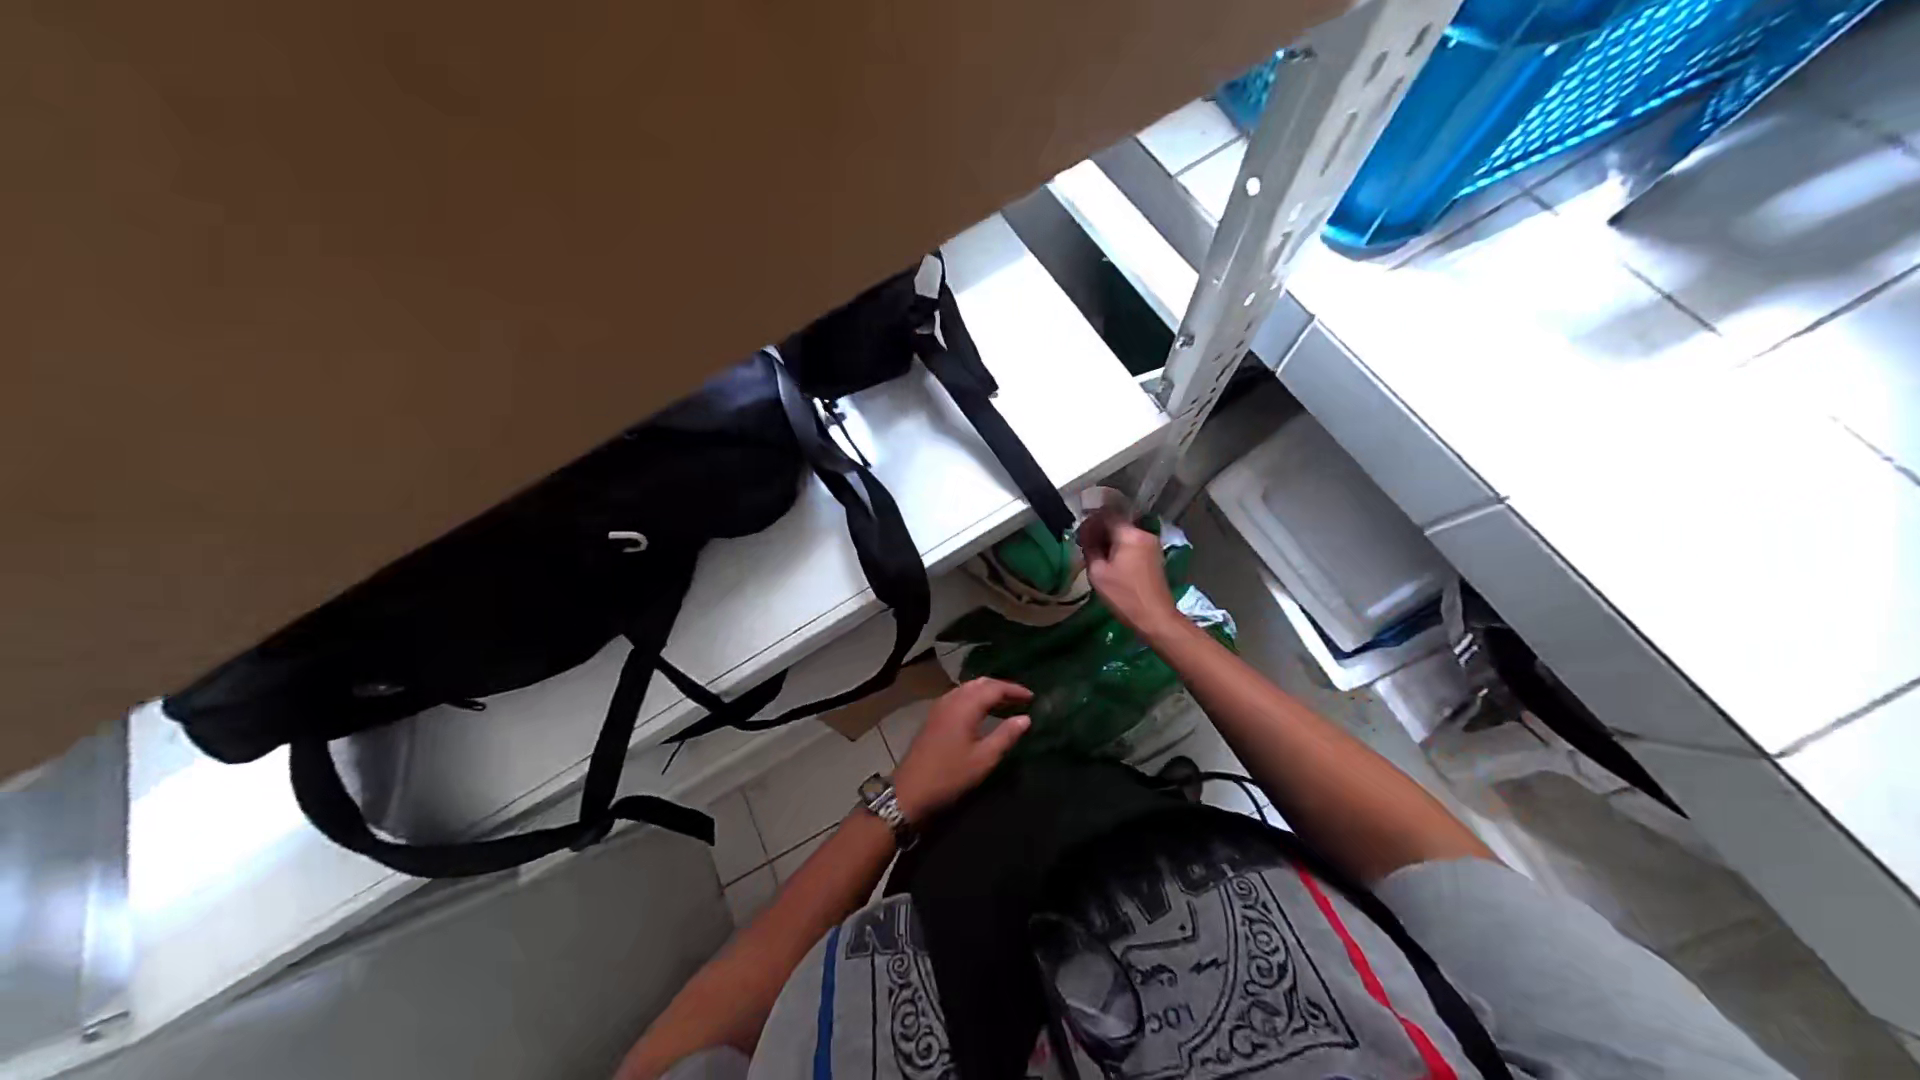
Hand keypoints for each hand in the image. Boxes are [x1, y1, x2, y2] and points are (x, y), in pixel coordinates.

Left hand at [891, 678, 1031, 824]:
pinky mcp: (934, 716)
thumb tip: (1025, 718)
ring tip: (1005, 705)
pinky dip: (975, 698)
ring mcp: (940, 707)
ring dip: (987, 692)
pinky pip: (959, 696)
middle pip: (980, 683)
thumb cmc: (950, 775)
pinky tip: (982, 712)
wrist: (910, 790)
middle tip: (1020, 699)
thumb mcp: (984, 759)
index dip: (1014, 690)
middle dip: (1001, 688)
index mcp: (965, 706)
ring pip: (968, 688)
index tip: (1032, 697)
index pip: (994, 688)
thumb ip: (1006, 735)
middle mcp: (952, 699)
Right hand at [1079, 515, 1181, 639]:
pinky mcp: (1155, 556)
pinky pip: (1133, 544)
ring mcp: (1152, 545)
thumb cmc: (1124, 596)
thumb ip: (1090, 549)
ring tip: (1095, 555)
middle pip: (1117, 523)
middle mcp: (1144, 534)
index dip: (1090, 521)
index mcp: (1130, 535)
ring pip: (1125, 534)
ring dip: (1109, 540)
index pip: (1107, 514)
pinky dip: (1120, 547)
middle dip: (1099, 531)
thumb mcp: (1098, 573)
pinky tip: (1110, 562)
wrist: (1155, 618)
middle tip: (1084, 545)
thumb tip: (1087, 537)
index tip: (1079, 535)